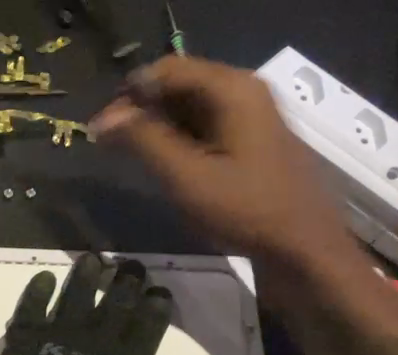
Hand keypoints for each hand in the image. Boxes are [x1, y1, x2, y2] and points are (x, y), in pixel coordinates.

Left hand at [0, 253, 206, 354]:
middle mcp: (95, 343)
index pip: (149, 326)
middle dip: (127, 282)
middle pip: (115, 303)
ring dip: (84, 276)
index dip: (157, 307)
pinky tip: (43, 280)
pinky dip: (37, 293)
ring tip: (91, 260)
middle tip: (131, 265)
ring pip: (74, 297)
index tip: (159, 293)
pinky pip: (30, 310)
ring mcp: (56, 340)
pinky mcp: (22, 344)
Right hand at [90, 56, 362, 274]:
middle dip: (139, 108)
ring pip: (188, 105)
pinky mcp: (247, 137)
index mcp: (231, 89)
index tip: (99, 127)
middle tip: (108, 144)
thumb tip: (104, 119)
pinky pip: (202, 124)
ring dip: (154, 125)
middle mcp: (242, 90)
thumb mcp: (186, 176)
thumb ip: (144, 142)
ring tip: (127, 155)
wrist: (298, 241)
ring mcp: (248, 113)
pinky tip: (159, 162)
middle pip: (178, 84)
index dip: (128, 93)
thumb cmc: (242, 208)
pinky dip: (175, 137)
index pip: (167, 70)